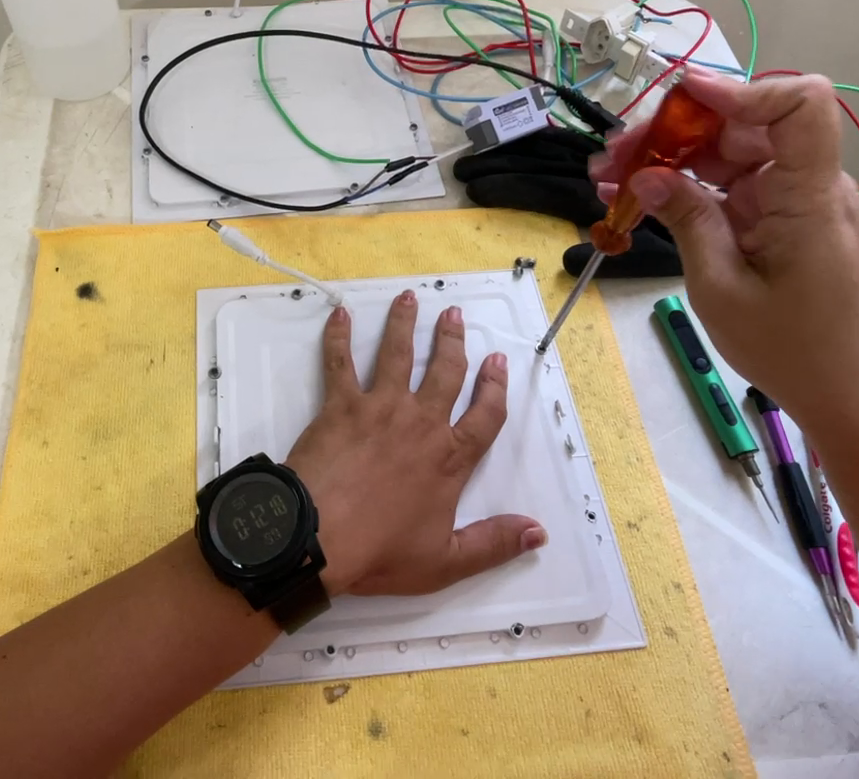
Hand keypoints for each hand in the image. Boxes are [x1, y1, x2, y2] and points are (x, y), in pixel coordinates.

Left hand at [284, 291, 546, 596]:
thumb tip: (539, 533)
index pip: (484, 416)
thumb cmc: (381, 551)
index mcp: (449, 458)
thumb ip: (494, 543)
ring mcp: (379, 407)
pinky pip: (339, 362)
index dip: (494, 388)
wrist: (319, 537)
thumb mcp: (446, 561)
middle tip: (455, 315)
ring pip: (397, 354)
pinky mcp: (341, 404)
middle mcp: (420, 422)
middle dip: (452, 341)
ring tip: (409, 298)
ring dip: (404, 323)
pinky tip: (339, 314)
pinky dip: (338, 337)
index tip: (497, 362)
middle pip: (444, 372)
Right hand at [590, 72, 858, 421]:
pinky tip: (633, 197)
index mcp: (806, 196)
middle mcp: (803, 185)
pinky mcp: (772, 218)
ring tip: (607, 177)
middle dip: (673, 132)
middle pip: (741, 127)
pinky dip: (680, 188)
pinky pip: (724, 187)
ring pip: (724, 154)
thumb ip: (687, 220)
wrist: (838, 390)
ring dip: (666, 159)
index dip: (741, 90)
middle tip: (613, 157)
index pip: (799, 107)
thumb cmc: (787, 346)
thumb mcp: (720, 285)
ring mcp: (786, 201)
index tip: (679, 100)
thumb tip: (645, 175)